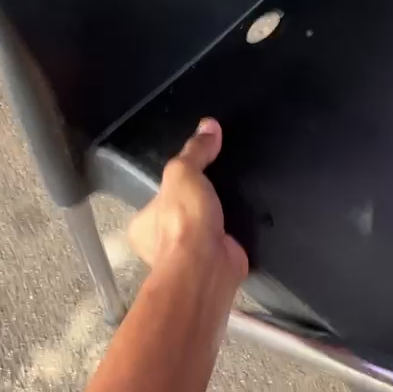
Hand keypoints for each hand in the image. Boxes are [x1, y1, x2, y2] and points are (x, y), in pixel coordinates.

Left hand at [127, 118, 248, 288]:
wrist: (208, 266)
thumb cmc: (183, 222)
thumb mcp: (183, 173)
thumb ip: (195, 151)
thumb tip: (209, 125)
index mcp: (143, 225)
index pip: (159, 198)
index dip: (177, 185)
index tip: (196, 173)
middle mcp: (162, 244)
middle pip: (185, 213)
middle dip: (202, 203)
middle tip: (221, 184)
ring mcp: (191, 257)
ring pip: (208, 229)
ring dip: (222, 218)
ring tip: (239, 198)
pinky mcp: (218, 263)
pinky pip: (228, 241)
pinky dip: (239, 231)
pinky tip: (249, 218)